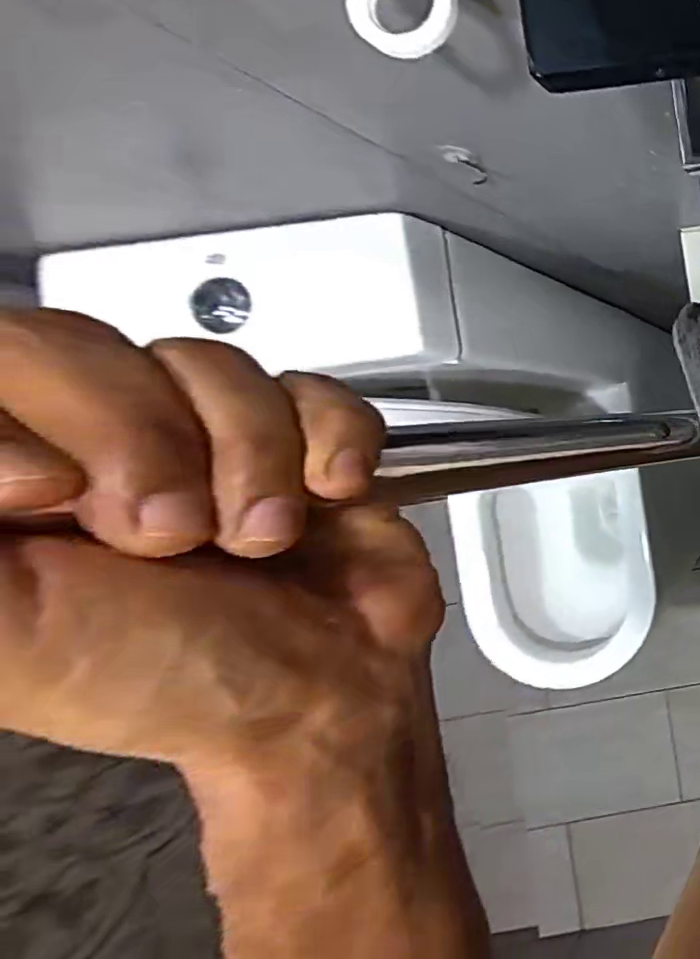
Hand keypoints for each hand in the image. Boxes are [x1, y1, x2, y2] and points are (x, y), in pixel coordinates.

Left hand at [0, 309, 438, 777]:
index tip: (53, 503)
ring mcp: (213, 436)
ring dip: (256, 457)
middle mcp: (90, 443)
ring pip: (214, 366)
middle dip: (150, 442)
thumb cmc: (163, 676)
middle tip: (175, 533)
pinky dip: (338, 438)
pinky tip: (335, 490)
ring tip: (266, 535)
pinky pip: (320, 390)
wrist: (328, 683)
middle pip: (87, 346)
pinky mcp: (313, 439)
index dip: (22, 421)